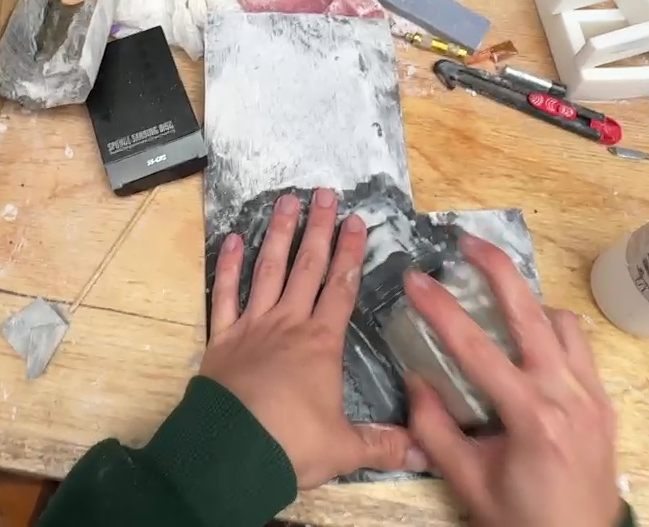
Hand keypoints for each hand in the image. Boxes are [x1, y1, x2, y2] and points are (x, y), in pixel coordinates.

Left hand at [203, 188, 425, 486]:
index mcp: (321, 343)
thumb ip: (383, 444)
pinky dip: (227, 266)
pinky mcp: (223, 336)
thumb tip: (425, 452)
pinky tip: (232, 239)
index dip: (351, 253)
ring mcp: (253, 324)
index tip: (356, 220)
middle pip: (307, 267)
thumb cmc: (291, 444)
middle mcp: (289, 323)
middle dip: (319, 229)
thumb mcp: (344, 448)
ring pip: (268, 269)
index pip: (341, 287)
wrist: (232, 453)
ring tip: (285, 200)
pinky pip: (225, 294)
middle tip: (323, 193)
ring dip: (279, 234)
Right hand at [403, 234, 621, 526]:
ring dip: (527, 302)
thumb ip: (434, 429)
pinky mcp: (605, 400)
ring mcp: (593, 394)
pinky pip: (578, 344)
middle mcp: (568, 395)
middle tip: (466, 240)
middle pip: (529, 311)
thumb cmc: (522, 520)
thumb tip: (414, 378)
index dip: (439, 307)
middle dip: (496, 267)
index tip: (413, 278)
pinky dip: (552, 329)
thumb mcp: (467, 483)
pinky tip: (530, 341)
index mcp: (531, 417)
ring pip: (561, 320)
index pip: (474, 347)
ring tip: (498, 300)